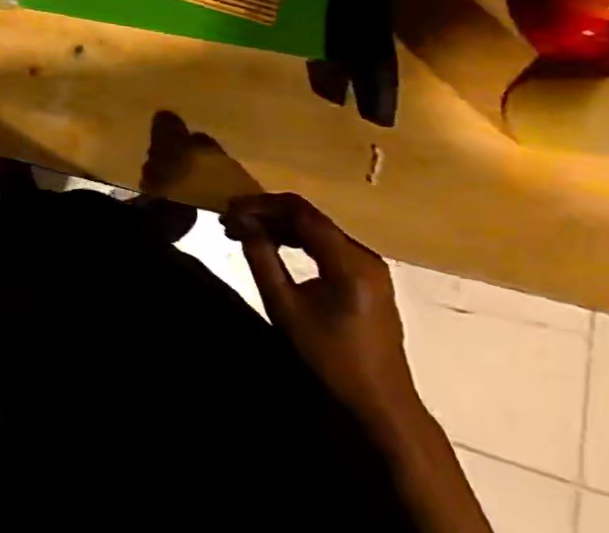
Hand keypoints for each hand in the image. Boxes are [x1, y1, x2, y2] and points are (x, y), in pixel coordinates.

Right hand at [223, 194, 420, 428]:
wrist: (378, 403)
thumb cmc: (329, 360)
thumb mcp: (285, 309)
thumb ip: (261, 258)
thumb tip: (241, 222)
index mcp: (350, 262)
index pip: (301, 212)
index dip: (262, 205)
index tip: (230, 209)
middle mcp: (365, 254)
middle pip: (310, 217)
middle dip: (268, 214)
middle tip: (232, 221)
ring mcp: (370, 264)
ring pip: (318, 229)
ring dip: (281, 227)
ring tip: (245, 231)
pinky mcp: (368, 276)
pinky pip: (328, 245)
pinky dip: (299, 241)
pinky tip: (274, 246)